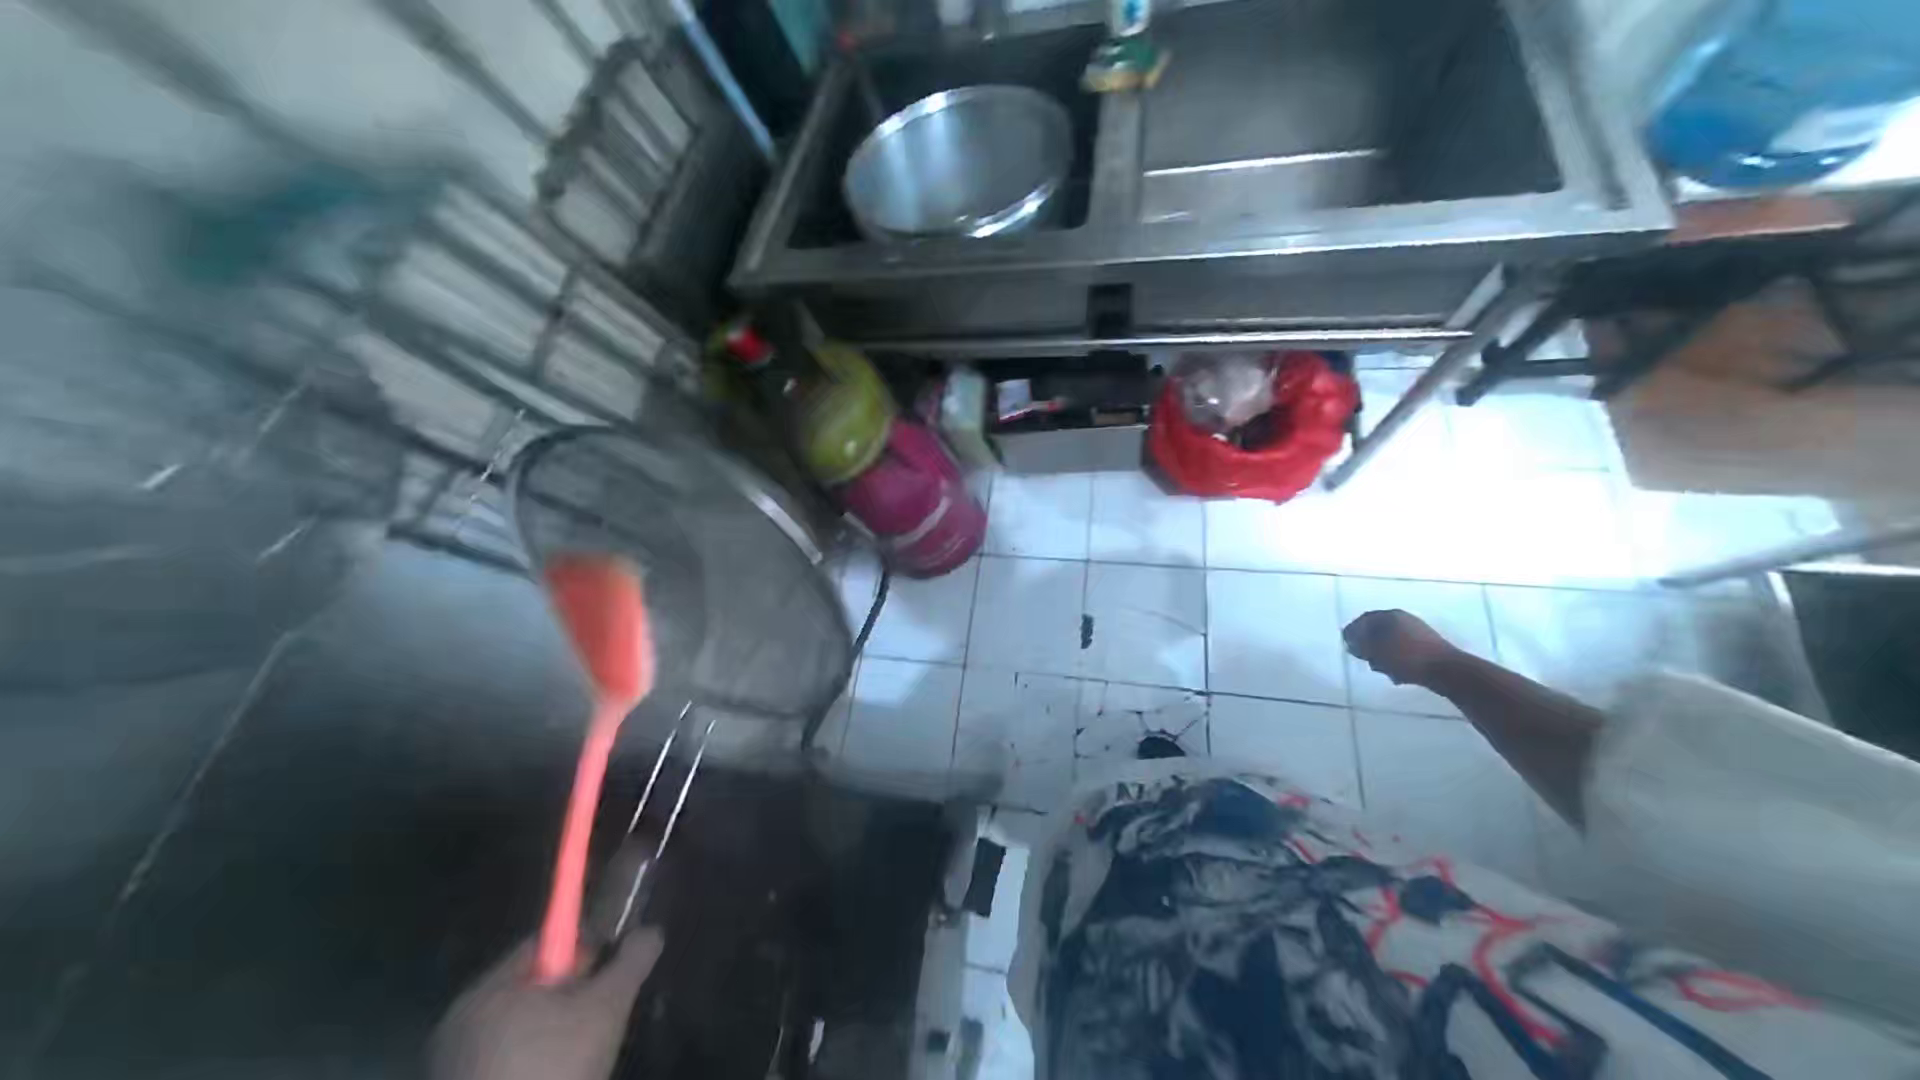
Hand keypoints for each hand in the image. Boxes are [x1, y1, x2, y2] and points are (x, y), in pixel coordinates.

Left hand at [428, 928, 662, 1079]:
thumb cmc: (555, 1070)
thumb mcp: (607, 1007)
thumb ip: (632, 961)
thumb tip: (650, 932)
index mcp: (489, 990)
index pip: (544, 942)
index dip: (584, 946)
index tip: (609, 968)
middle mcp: (461, 1020)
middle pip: (530, 982)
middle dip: (570, 989)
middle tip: (600, 1011)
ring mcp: (453, 1064)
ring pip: (519, 1022)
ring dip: (553, 1026)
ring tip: (580, 1050)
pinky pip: (503, 1056)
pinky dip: (531, 1056)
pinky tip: (555, 1075)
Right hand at [1343, 609, 1457, 686]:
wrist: (1449, 672)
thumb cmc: (1407, 657)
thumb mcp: (1375, 649)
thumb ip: (1359, 642)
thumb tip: (1351, 639)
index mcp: (1391, 615)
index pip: (1363, 620)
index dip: (1352, 633)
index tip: (1347, 647)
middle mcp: (1404, 620)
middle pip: (1377, 631)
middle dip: (1368, 646)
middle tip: (1364, 659)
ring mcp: (1418, 633)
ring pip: (1390, 643)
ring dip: (1382, 656)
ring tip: (1381, 669)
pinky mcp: (1428, 648)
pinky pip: (1404, 652)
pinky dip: (1396, 661)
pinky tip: (1397, 675)